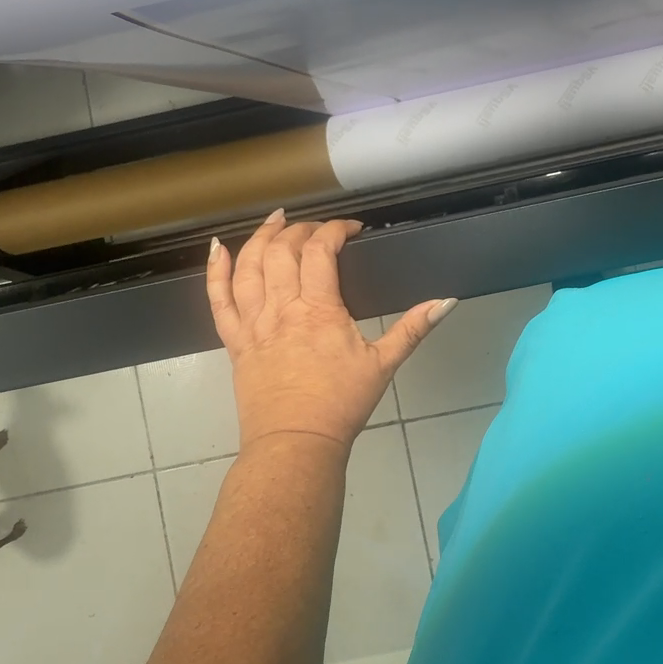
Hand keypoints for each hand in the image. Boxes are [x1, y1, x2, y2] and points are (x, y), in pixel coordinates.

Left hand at [207, 210, 454, 450]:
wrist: (296, 444)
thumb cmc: (341, 404)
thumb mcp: (384, 364)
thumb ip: (413, 328)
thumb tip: (447, 301)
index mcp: (319, 310)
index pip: (321, 251)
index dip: (336, 229)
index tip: (353, 229)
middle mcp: (282, 309)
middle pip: (282, 251)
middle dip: (301, 229)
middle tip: (319, 227)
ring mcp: (253, 324)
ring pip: (248, 267)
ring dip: (260, 237)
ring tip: (275, 219)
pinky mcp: (234, 341)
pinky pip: (217, 300)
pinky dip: (215, 271)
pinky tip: (217, 249)